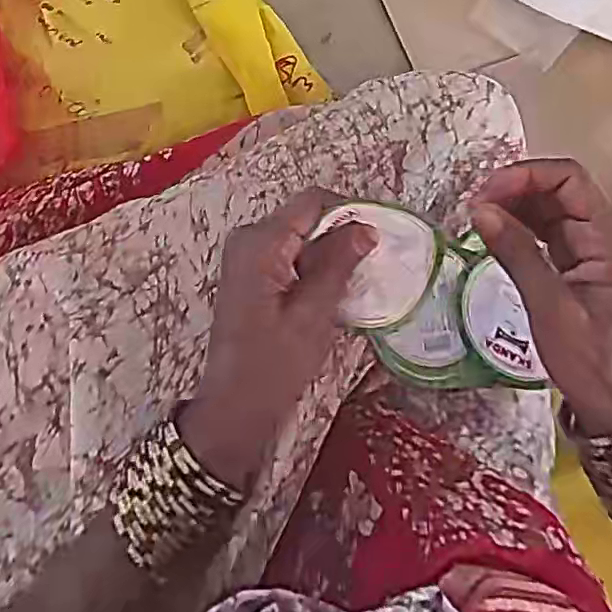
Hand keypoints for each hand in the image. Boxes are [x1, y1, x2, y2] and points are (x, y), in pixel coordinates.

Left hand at [178, 190, 375, 487]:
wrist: (233, 409)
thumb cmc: (273, 365)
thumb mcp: (313, 313)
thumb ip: (339, 263)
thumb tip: (367, 227)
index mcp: (260, 242)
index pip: (313, 202)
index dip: (349, 211)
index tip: (378, 236)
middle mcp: (249, 238)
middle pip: (307, 215)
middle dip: (341, 233)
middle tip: (370, 262)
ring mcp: (248, 254)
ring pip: (302, 233)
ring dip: (330, 250)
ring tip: (356, 279)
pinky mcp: (252, 271)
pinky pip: (292, 250)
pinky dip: (315, 263)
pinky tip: (332, 289)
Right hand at [470, 160, 611, 436]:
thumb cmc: (589, 361)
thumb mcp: (550, 308)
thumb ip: (516, 254)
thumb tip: (480, 209)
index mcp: (609, 239)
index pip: (571, 180)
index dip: (528, 176)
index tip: (488, 191)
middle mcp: (603, 235)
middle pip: (559, 188)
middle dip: (516, 188)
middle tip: (475, 205)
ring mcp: (590, 248)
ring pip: (550, 207)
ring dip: (514, 204)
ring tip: (478, 215)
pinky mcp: (576, 262)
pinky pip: (546, 229)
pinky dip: (519, 225)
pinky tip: (494, 230)